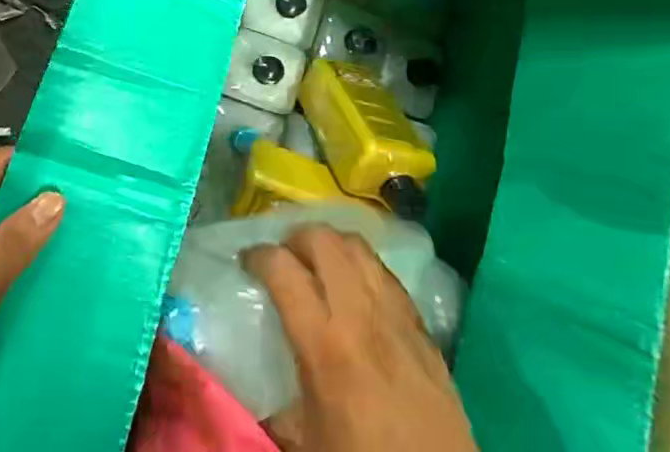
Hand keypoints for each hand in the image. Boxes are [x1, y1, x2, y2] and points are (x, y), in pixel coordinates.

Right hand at [243, 227, 475, 451]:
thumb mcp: (302, 441)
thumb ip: (271, 402)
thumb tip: (245, 382)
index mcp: (325, 345)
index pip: (283, 269)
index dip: (257, 255)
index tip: (245, 262)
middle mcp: (362, 317)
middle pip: (325, 240)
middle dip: (295, 238)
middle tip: (282, 257)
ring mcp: (398, 317)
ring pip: (360, 247)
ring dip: (332, 245)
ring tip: (316, 263)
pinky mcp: (424, 329)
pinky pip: (388, 274)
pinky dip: (364, 267)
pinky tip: (355, 288)